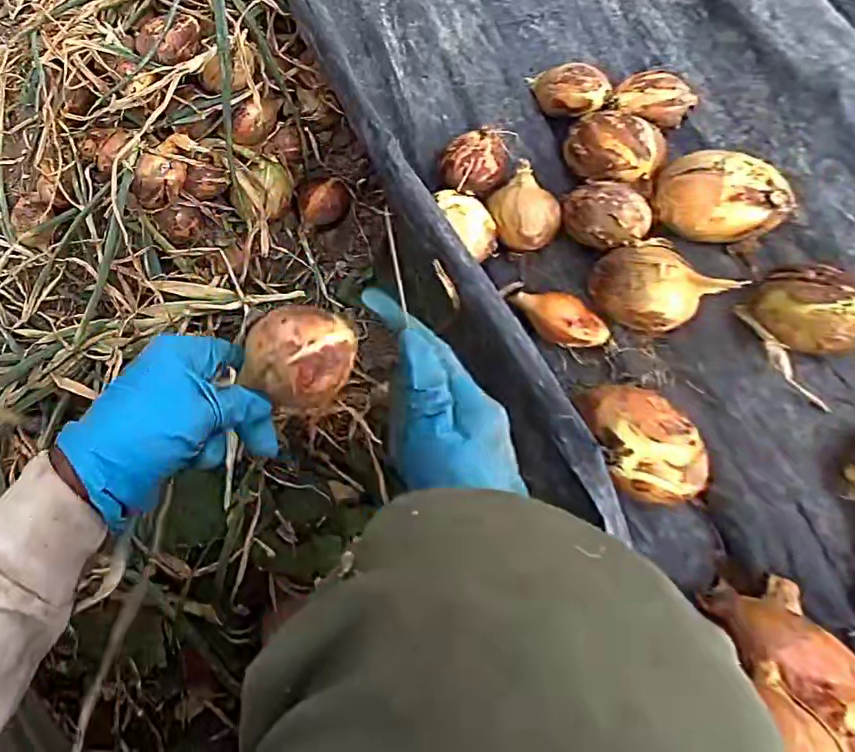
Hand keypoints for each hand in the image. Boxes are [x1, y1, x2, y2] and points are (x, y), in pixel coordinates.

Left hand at [55, 334, 280, 529]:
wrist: (104, 470)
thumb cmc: (155, 426)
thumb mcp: (207, 410)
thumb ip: (243, 404)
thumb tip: (266, 405)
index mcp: (180, 351)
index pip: (229, 354)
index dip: (251, 378)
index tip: (271, 403)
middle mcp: (174, 370)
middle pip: (224, 389)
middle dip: (239, 419)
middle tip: (262, 446)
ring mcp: (167, 400)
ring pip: (212, 416)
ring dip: (216, 438)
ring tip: (202, 452)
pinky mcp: (162, 428)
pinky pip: (195, 433)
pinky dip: (199, 448)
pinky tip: (190, 461)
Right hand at [361, 287, 526, 495]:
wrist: (483, 555)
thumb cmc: (456, 490)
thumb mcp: (433, 434)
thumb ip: (423, 389)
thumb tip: (412, 337)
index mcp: (472, 400)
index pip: (434, 348)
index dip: (403, 321)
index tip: (371, 299)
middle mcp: (477, 412)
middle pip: (435, 368)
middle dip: (405, 352)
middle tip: (373, 337)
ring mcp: (474, 436)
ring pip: (432, 394)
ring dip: (406, 385)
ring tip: (379, 382)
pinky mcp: (463, 458)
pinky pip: (431, 420)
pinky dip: (410, 414)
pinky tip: (398, 429)